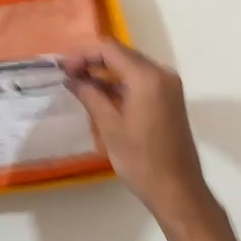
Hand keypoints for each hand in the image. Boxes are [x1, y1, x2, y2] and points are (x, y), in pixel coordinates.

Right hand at [64, 40, 212, 221]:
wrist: (178, 191)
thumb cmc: (141, 160)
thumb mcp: (109, 126)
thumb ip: (89, 95)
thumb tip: (70, 78)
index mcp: (147, 77)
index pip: (109, 49)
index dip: (83, 53)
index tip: (62, 68)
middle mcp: (161, 74)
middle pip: (121, 54)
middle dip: (92, 60)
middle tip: (67, 75)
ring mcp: (168, 86)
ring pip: (130, 66)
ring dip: (105, 71)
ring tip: (78, 84)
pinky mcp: (168, 98)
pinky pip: (140, 80)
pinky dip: (119, 83)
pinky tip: (99, 94)